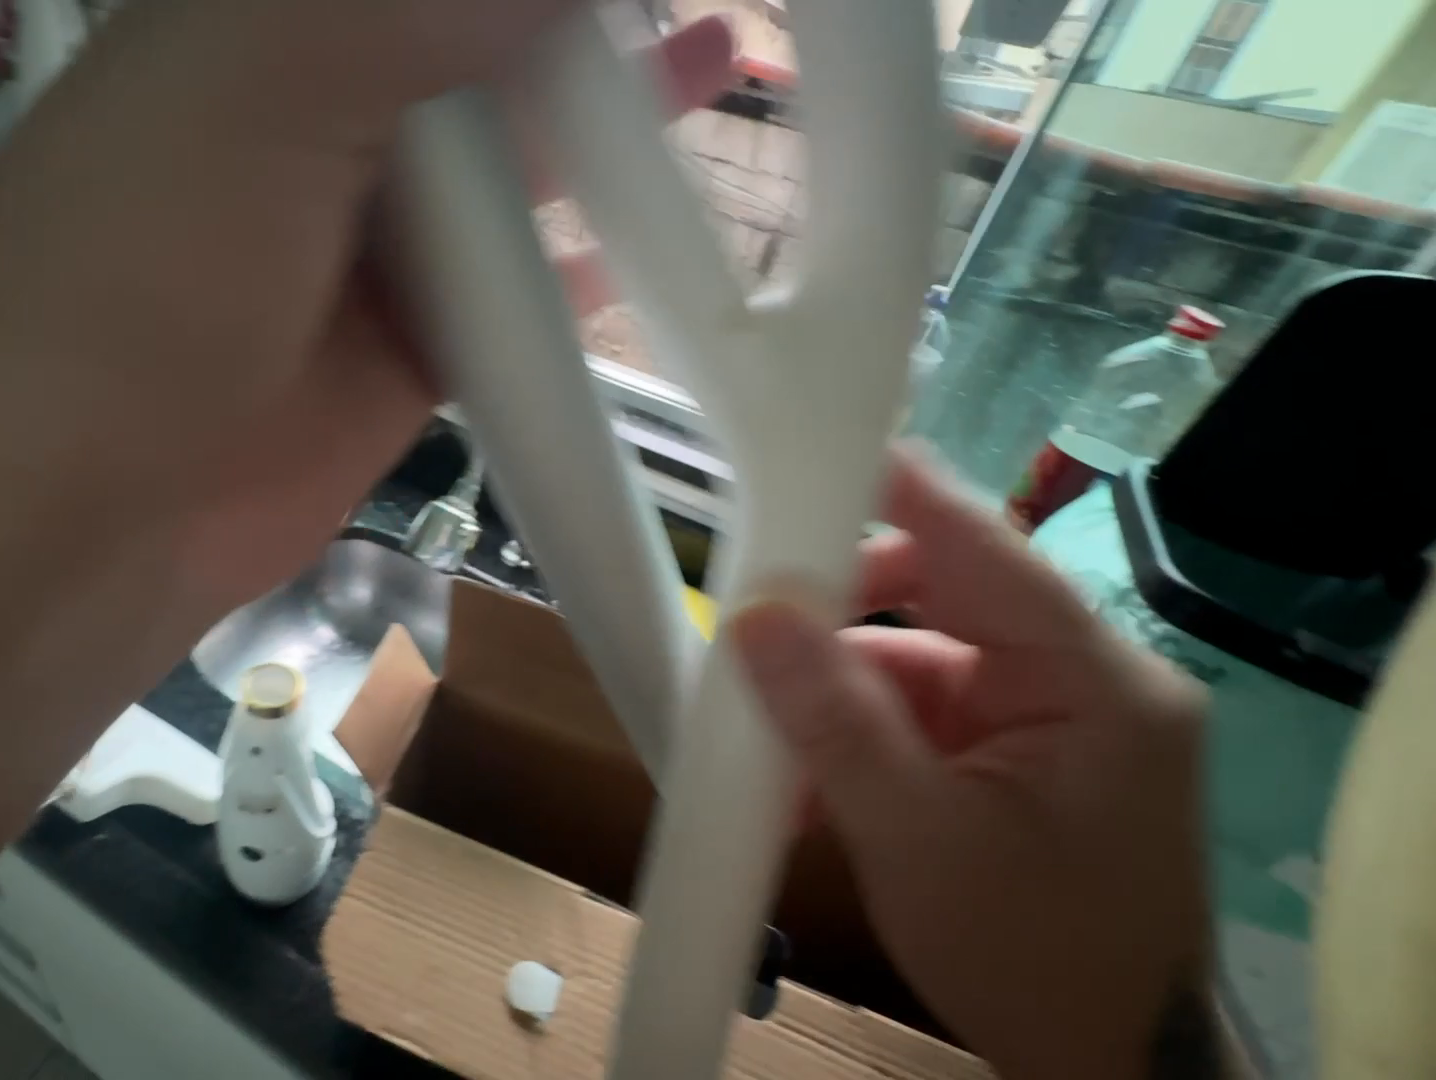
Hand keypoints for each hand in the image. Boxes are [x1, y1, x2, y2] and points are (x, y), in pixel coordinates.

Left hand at [0, 0, 734, 622]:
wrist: (108, 508)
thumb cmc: (145, 285)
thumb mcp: (250, 94)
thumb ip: (405, 14)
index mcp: (257, 36)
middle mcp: (317, 138)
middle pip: (470, 60)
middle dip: (571, 33)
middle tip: (692, 2)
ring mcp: (367, 257)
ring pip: (502, 182)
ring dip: (591, 140)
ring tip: (706, 76)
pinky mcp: (404, 356)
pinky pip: (504, 304)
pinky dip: (565, 284)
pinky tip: (630, 261)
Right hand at [733, 449, 1208, 1079]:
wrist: (1103, 1070)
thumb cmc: (1031, 955)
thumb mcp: (916, 836)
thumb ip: (833, 718)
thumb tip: (751, 616)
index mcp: (1093, 682)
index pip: (987, 548)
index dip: (900, 489)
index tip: (815, 446)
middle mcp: (1072, 677)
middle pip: (935, 595)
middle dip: (835, 614)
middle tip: (749, 626)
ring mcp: (1035, 711)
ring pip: (905, 655)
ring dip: (828, 690)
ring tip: (760, 734)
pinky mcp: (1000, 745)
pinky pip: (907, 706)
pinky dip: (847, 730)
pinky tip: (799, 776)